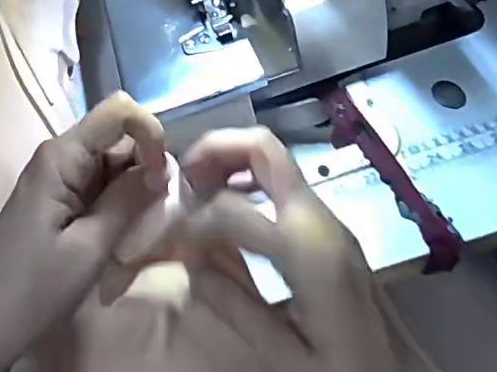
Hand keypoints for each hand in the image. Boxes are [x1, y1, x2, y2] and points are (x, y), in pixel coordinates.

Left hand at [0, 92, 167, 371]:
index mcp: (62, 154)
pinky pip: (97, 181)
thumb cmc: (32, 289)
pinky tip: (121, 229)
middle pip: (117, 135)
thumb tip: (162, 168)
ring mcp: (56, 175)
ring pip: (111, 159)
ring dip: (134, 183)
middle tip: (157, 208)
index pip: (119, 111)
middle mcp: (59, 153)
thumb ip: (128, 201)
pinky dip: (118, 198)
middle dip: (146, 162)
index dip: (149, 132)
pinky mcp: (56, 197)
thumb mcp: (89, 249)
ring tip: (141, 224)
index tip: (162, 176)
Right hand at [178, 127, 433, 371]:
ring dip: (230, 158)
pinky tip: (227, 209)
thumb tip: (187, 263)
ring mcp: (325, 216)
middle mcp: (317, 217)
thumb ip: (235, 307)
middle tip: (182, 176)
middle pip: (263, 146)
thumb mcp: (288, 360)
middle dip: (216, 149)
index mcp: (306, 249)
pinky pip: (281, 181)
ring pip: (272, 156)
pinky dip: (246, 177)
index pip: (231, 208)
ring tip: (197, 188)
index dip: (192, 218)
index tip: (170, 237)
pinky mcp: (327, 225)